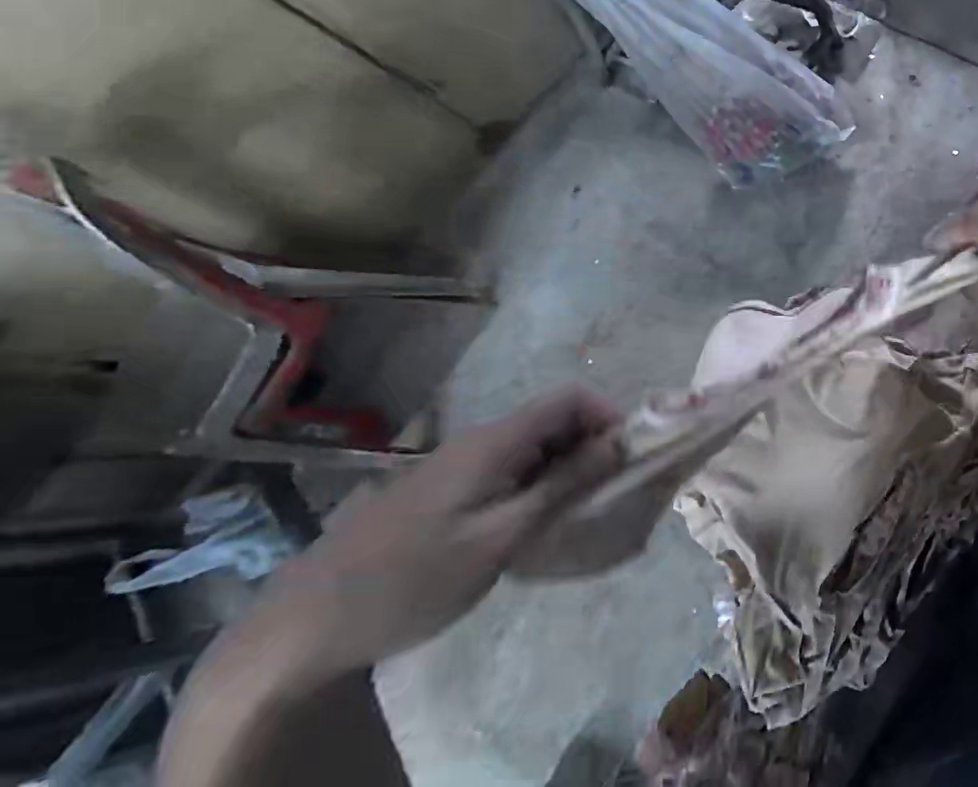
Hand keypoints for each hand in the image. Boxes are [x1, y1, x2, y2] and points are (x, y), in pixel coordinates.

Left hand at [244, 387, 626, 681]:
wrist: (304, 627)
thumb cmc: (412, 579)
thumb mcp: (500, 537)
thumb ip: (563, 486)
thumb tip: (619, 444)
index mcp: (494, 443)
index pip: (571, 398)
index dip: (608, 417)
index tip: (626, 460)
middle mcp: (480, 442)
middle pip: (556, 420)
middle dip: (593, 446)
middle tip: (608, 493)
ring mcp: (462, 466)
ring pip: (537, 447)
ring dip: (569, 469)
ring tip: (578, 513)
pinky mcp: (450, 491)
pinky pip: (513, 470)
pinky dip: (541, 486)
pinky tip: (537, 525)